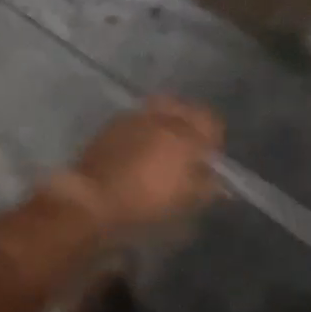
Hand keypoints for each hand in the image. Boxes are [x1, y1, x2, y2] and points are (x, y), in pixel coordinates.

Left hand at [55, 96, 224, 231]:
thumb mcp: (185, 201)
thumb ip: (206, 185)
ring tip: (163, 145)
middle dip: (190, 122)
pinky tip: (140, 147)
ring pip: (160, 108)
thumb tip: (215, 178)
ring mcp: (135, 116)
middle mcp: (161, 117)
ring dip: (166, 122)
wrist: (94, 198)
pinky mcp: (114, 123)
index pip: (210, 121)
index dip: (213, 137)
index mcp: (184, 134)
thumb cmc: (146, 203)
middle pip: (185, 108)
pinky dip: (145, 127)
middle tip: (189, 146)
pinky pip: (138, 117)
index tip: (210, 156)